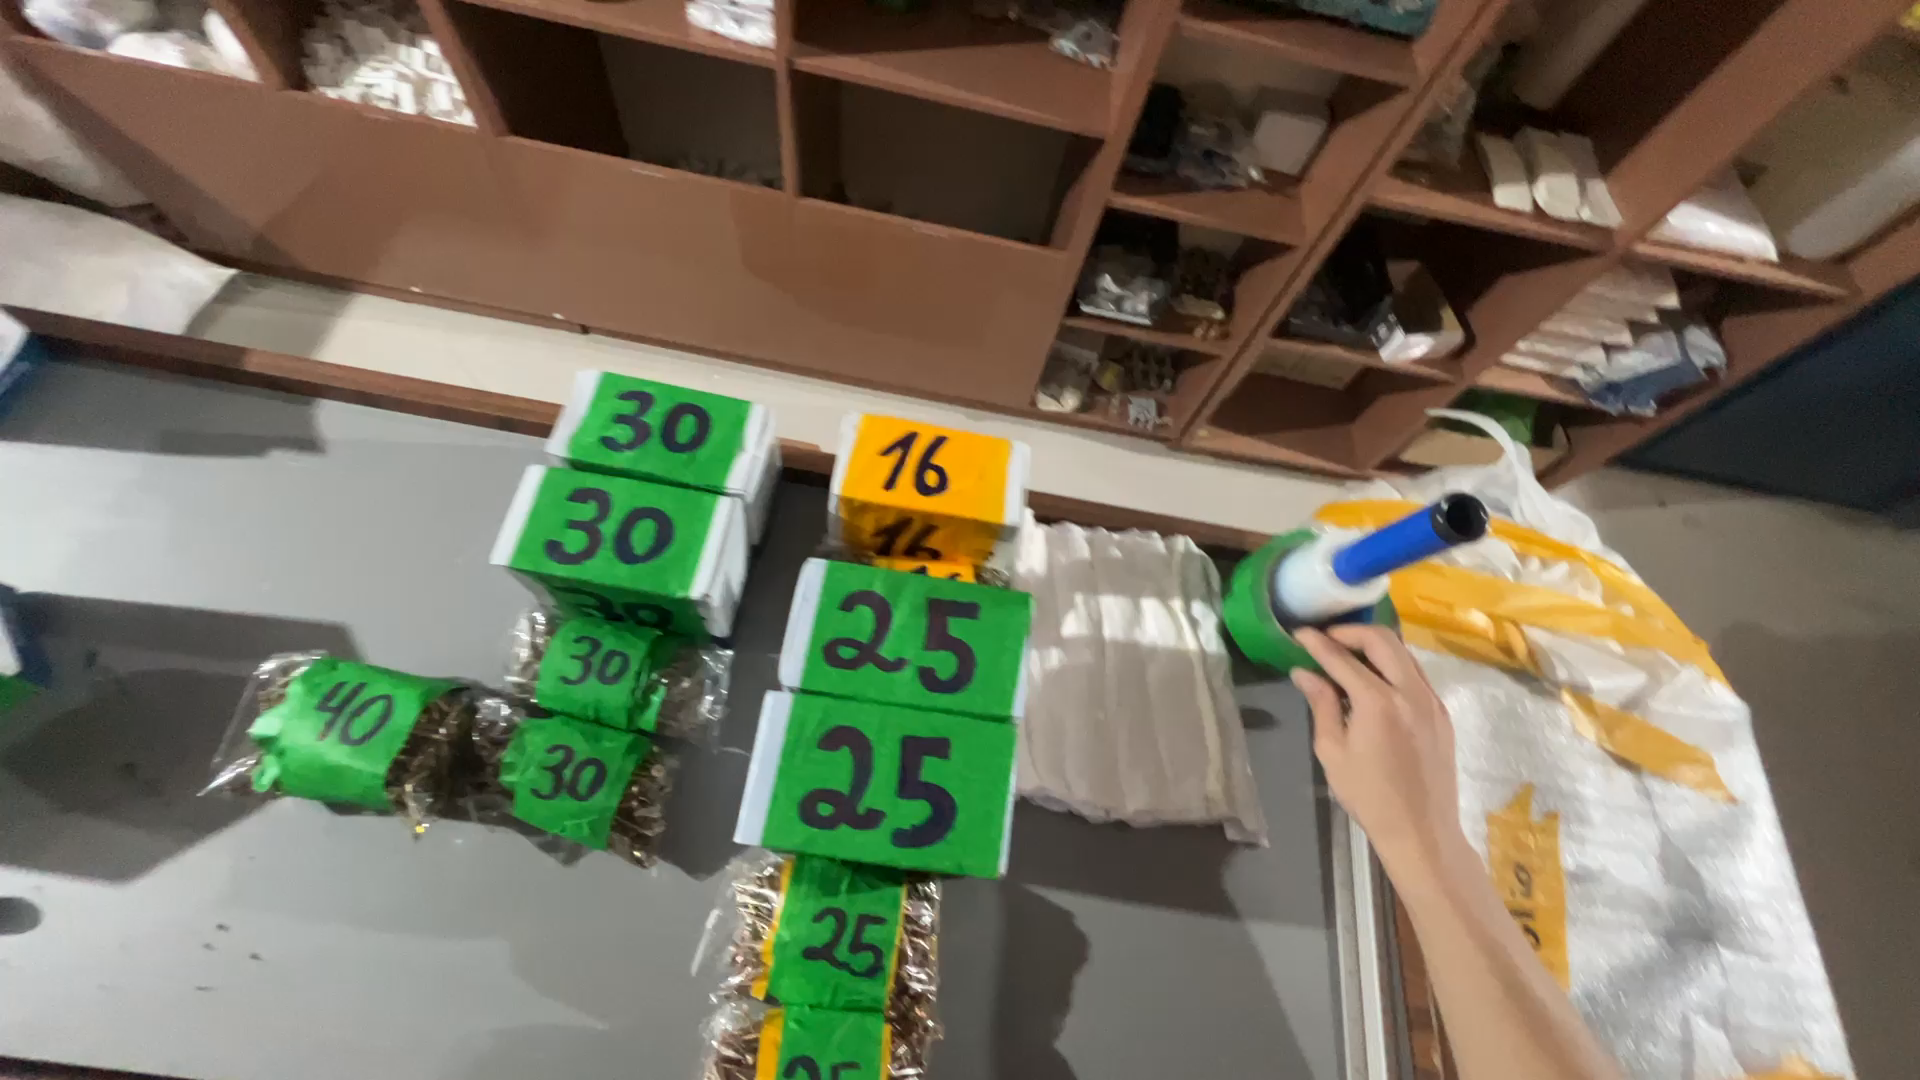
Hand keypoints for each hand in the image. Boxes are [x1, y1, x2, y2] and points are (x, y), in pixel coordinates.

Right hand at [1291, 625, 1466, 883]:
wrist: (1422, 831)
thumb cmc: (1367, 795)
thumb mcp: (1331, 750)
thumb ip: (1321, 704)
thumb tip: (1304, 672)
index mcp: (1378, 703)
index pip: (1341, 658)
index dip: (1317, 642)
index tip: (1299, 633)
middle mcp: (1410, 693)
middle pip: (1382, 640)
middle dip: (1350, 632)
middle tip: (1326, 638)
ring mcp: (1432, 701)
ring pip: (1403, 652)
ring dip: (1374, 645)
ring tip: (1348, 654)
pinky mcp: (1442, 713)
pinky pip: (1416, 673)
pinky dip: (1392, 664)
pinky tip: (1373, 680)